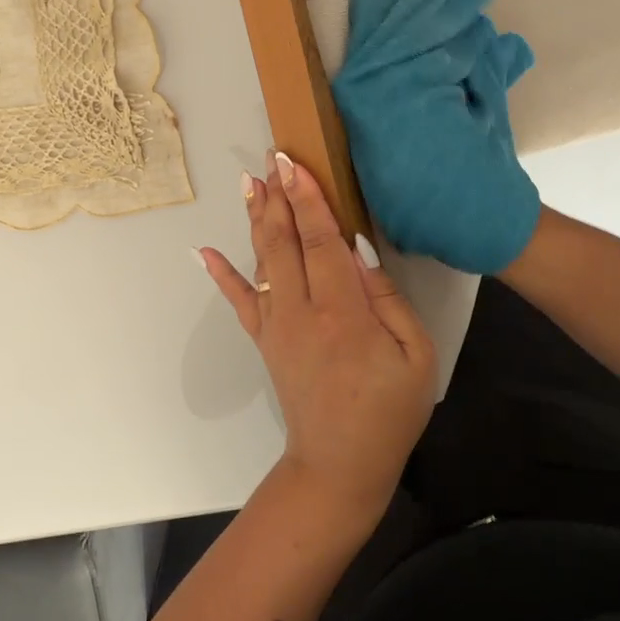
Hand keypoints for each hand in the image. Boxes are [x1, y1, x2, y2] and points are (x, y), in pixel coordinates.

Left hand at [196, 151, 437, 514]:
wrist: (339, 464)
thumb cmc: (388, 411)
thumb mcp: (415, 357)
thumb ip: (388, 299)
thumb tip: (359, 249)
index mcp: (342, 312)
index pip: (320, 241)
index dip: (306, 198)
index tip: (293, 162)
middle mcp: (300, 311)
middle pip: (284, 241)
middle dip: (277, 194)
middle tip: (271, 155)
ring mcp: (275, 325)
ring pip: (261, 261)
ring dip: (256, 218)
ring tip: (249, 182)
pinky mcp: (263, 340)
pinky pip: (239, 301)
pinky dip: (221, 274)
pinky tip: (204, 250)